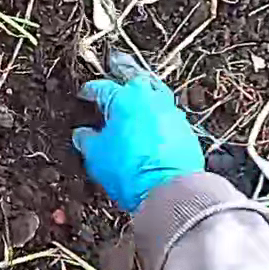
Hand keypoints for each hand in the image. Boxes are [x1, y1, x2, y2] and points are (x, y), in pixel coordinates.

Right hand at [72, 52, 203, 211]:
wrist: (170, 189)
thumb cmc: (130, 169)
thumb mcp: (97, 155)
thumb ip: (87, 140)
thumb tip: (83, 134)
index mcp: (124, 98)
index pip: (101, 88)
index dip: (90, 91)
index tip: (84, 94)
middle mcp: (150, 98)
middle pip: (134, 81)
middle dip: (122, 80)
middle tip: (113, 83)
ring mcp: (171, 112)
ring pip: (154, 96)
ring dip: (143, 99)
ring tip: (133, 106)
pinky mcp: (186, 129)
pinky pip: (167, 116)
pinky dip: (157, 118)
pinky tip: (150, 127)